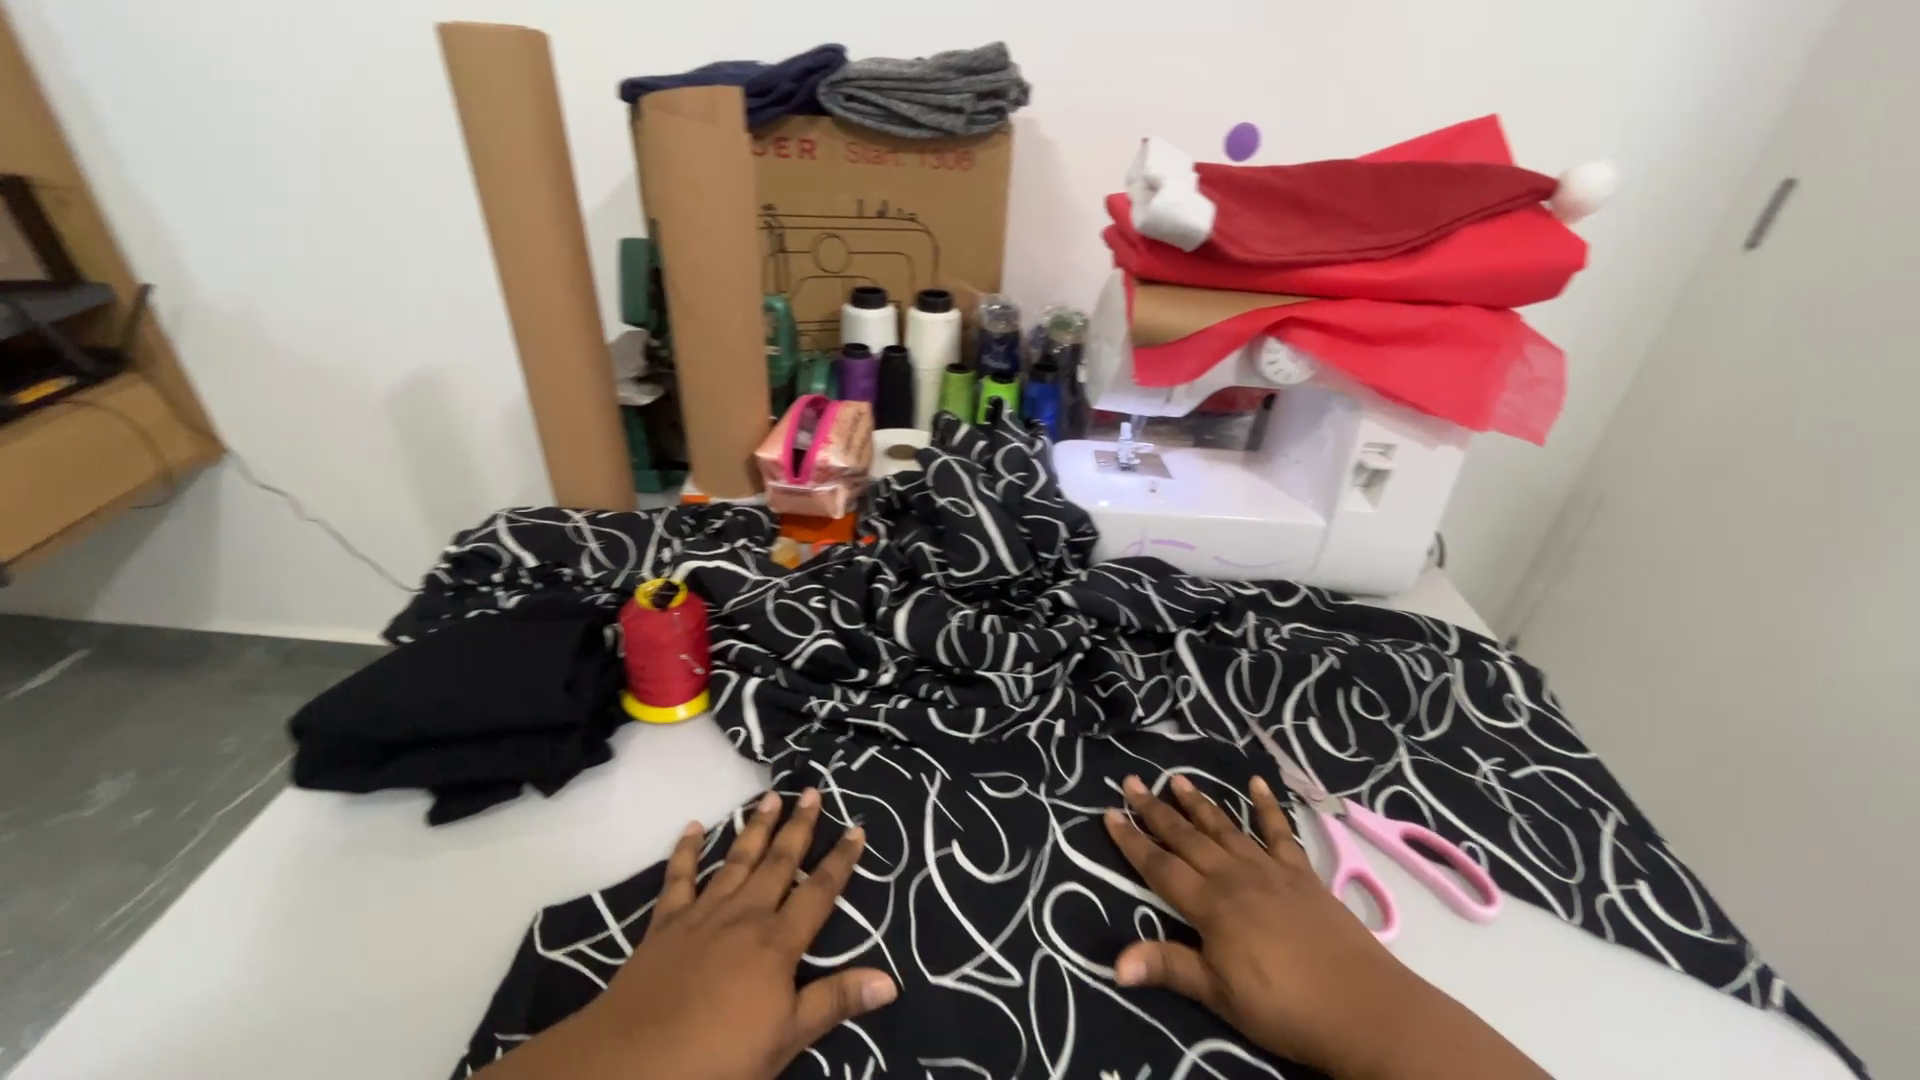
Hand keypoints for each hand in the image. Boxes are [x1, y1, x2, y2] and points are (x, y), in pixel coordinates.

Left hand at [479, 789, 896, 1079]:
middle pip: (779, 863)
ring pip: (736, 861)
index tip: (856, 828)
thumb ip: (835, 1001)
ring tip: (769, 797)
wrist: (633, 1062)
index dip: (841, 860)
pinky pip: (679, 878)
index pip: (820, 891)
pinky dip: (685, 851)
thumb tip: (891, 981)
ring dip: (755, 828)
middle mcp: (745, 915)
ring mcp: (703, 914)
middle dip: (798, 827)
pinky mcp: (665, 924)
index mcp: (778, 943)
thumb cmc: (719, 1056)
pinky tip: (691, 827)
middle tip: (811, 791)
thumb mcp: (787, 1037)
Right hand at [1105, 774, 1547, 1079]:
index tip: (1109, 813)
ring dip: (1199, 803)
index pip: (1160, 867)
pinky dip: (1267, 806)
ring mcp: (1270, 871)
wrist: (1363, 1007)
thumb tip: (1113, 963)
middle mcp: (1235, 877)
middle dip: (1156, 811)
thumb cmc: (1284, 1008)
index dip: (1132, 841)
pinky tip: (1257, 782)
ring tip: (1176, 778)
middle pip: (1187, 838)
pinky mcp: (1302, 874)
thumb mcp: (1220, 994)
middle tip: (1131, 781)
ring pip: (1225, 828)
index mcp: (1211, 906)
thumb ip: (1169, 967)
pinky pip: (1279, 832)